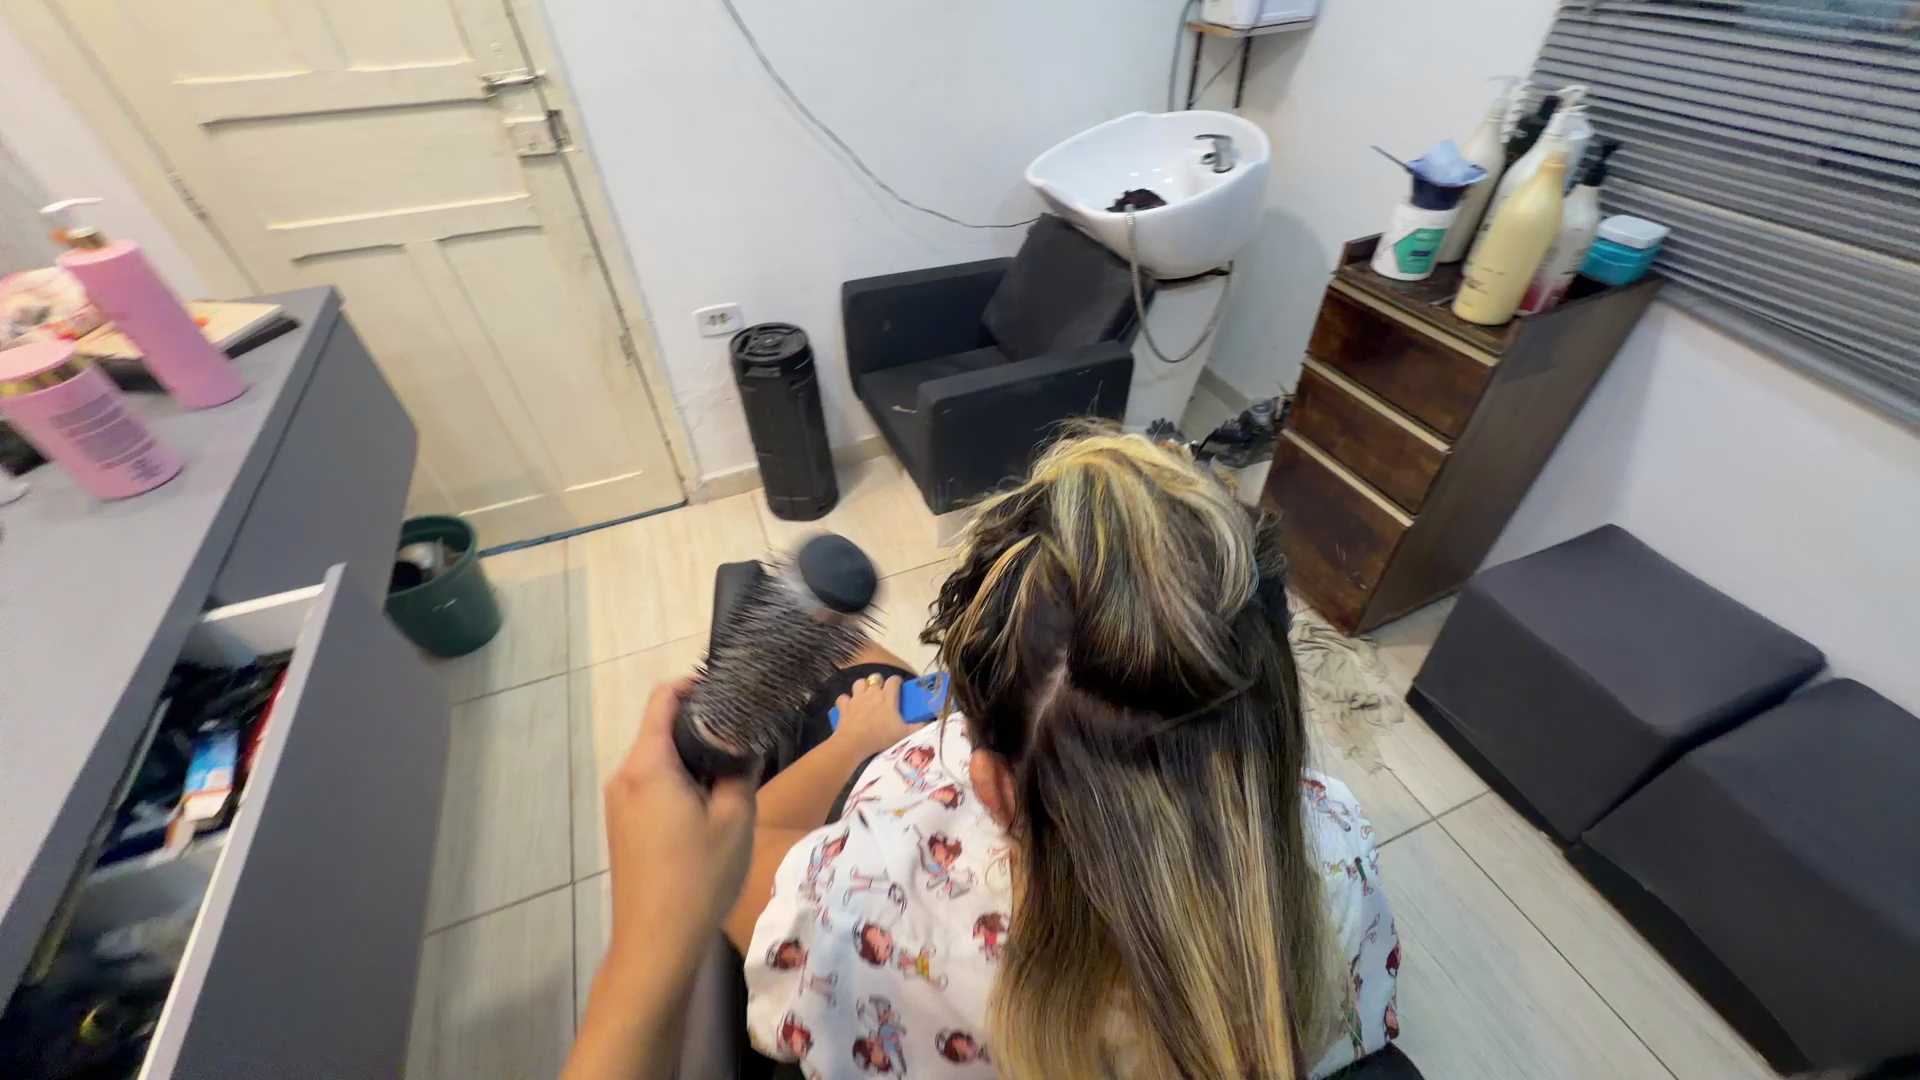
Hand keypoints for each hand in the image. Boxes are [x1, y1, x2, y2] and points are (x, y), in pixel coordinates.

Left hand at [602, 679, 755, 972]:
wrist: (656, 944)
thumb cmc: (699, 874)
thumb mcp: (736, 815)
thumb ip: (742, 768)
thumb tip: (747, 742)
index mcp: (648, 765)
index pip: (663, 699)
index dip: (695, 684)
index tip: (731, 687)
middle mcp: (625, 776)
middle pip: (661, 727)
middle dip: (702, 721)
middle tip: (745, 727)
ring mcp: (620, 802)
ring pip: (659, 756)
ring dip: (694, 752)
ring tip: (735, 762)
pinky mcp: (624, 824)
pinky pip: (652, 780)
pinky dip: (681, 775)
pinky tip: (711, 796)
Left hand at [831, 674, 912, 757]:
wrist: (854, 743)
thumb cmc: (881, 737)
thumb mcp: (905, 734)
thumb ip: (918, 727)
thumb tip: (929, 721)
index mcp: (888, 696)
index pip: (894, 680)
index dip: (897, 681)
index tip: (899, 687)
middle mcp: (872, 692)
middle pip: (876, 677)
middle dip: (879, 682)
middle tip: (882, 692)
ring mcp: (856, 698)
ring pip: (859, 683)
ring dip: (862, 687)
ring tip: (865, 695)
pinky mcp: (844, 706)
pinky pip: (843, 697)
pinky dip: (845, 701)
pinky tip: (848, 706)